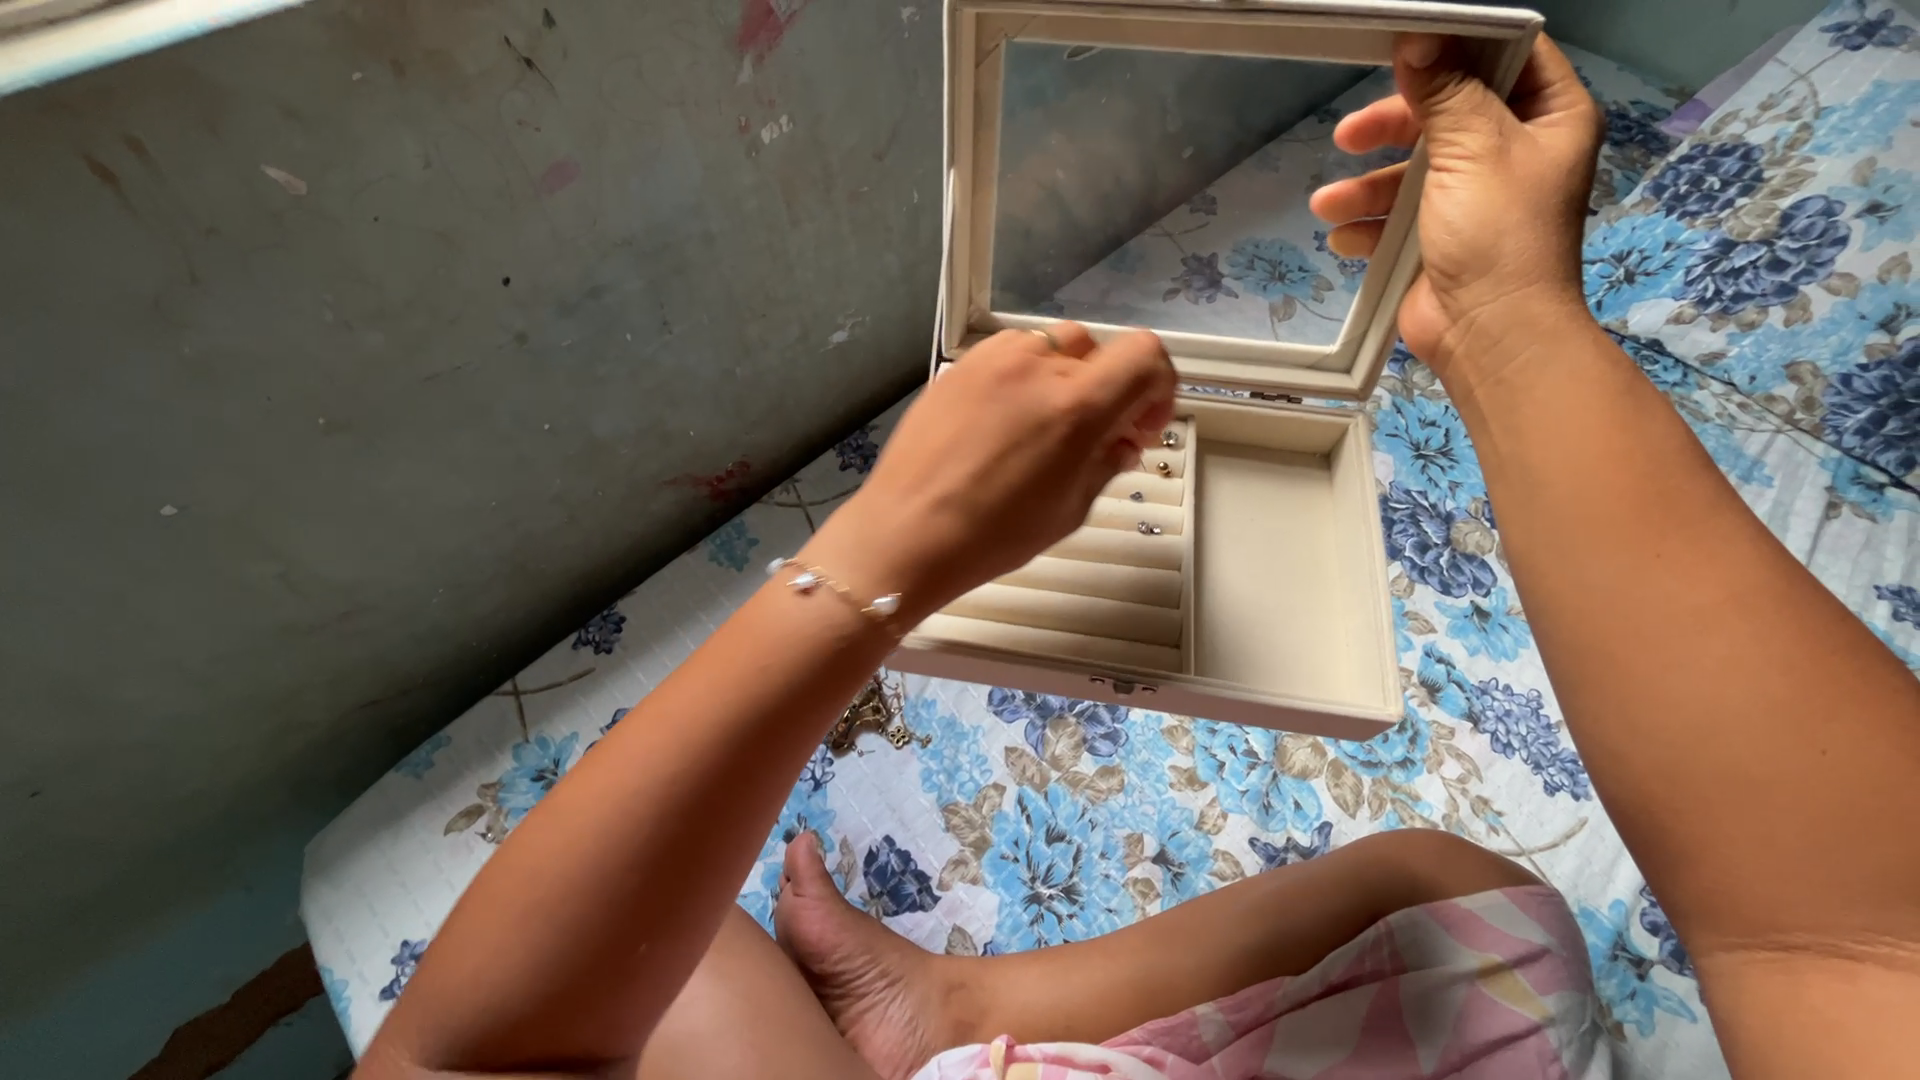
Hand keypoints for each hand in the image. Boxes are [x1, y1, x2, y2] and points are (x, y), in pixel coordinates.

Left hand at [806, 324, 1174, 619]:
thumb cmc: (989, 535)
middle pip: (1099, 351)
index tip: (1142, 423)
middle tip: (1099, 436)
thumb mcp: (1069, 509)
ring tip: (1049, 429)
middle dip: (1110, 390)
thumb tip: (1121, 441)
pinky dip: (1024, 378)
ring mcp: (991, 361)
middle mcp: (1036, 367)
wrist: (907, 533)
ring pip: (1053, 346)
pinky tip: (1008, 423)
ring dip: (1066, 379)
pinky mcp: (958, 368)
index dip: (1158, 387)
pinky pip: (1009, 356)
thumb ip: (1106, 462)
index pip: (1145, 356)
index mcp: (1076, 406)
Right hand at [1309, 33, 1601, 383]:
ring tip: (1327, 204)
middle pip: (1443, 117)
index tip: (1403, 49)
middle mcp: (1511, 154)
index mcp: (1547, 119)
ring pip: (1409, 173)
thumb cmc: (1497, 232)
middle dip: (1390, 129)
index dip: (1456, 50)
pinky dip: (1367, 227)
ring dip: (1364, 188)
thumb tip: (1419, 41)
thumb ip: (1446, 94)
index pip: (1507, 60)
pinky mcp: (1436, 241)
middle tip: (1346, 136)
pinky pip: (1395, 221)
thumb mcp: (1473, 150)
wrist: (1488, 330)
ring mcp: (1470, 200)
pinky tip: (1343, 237)